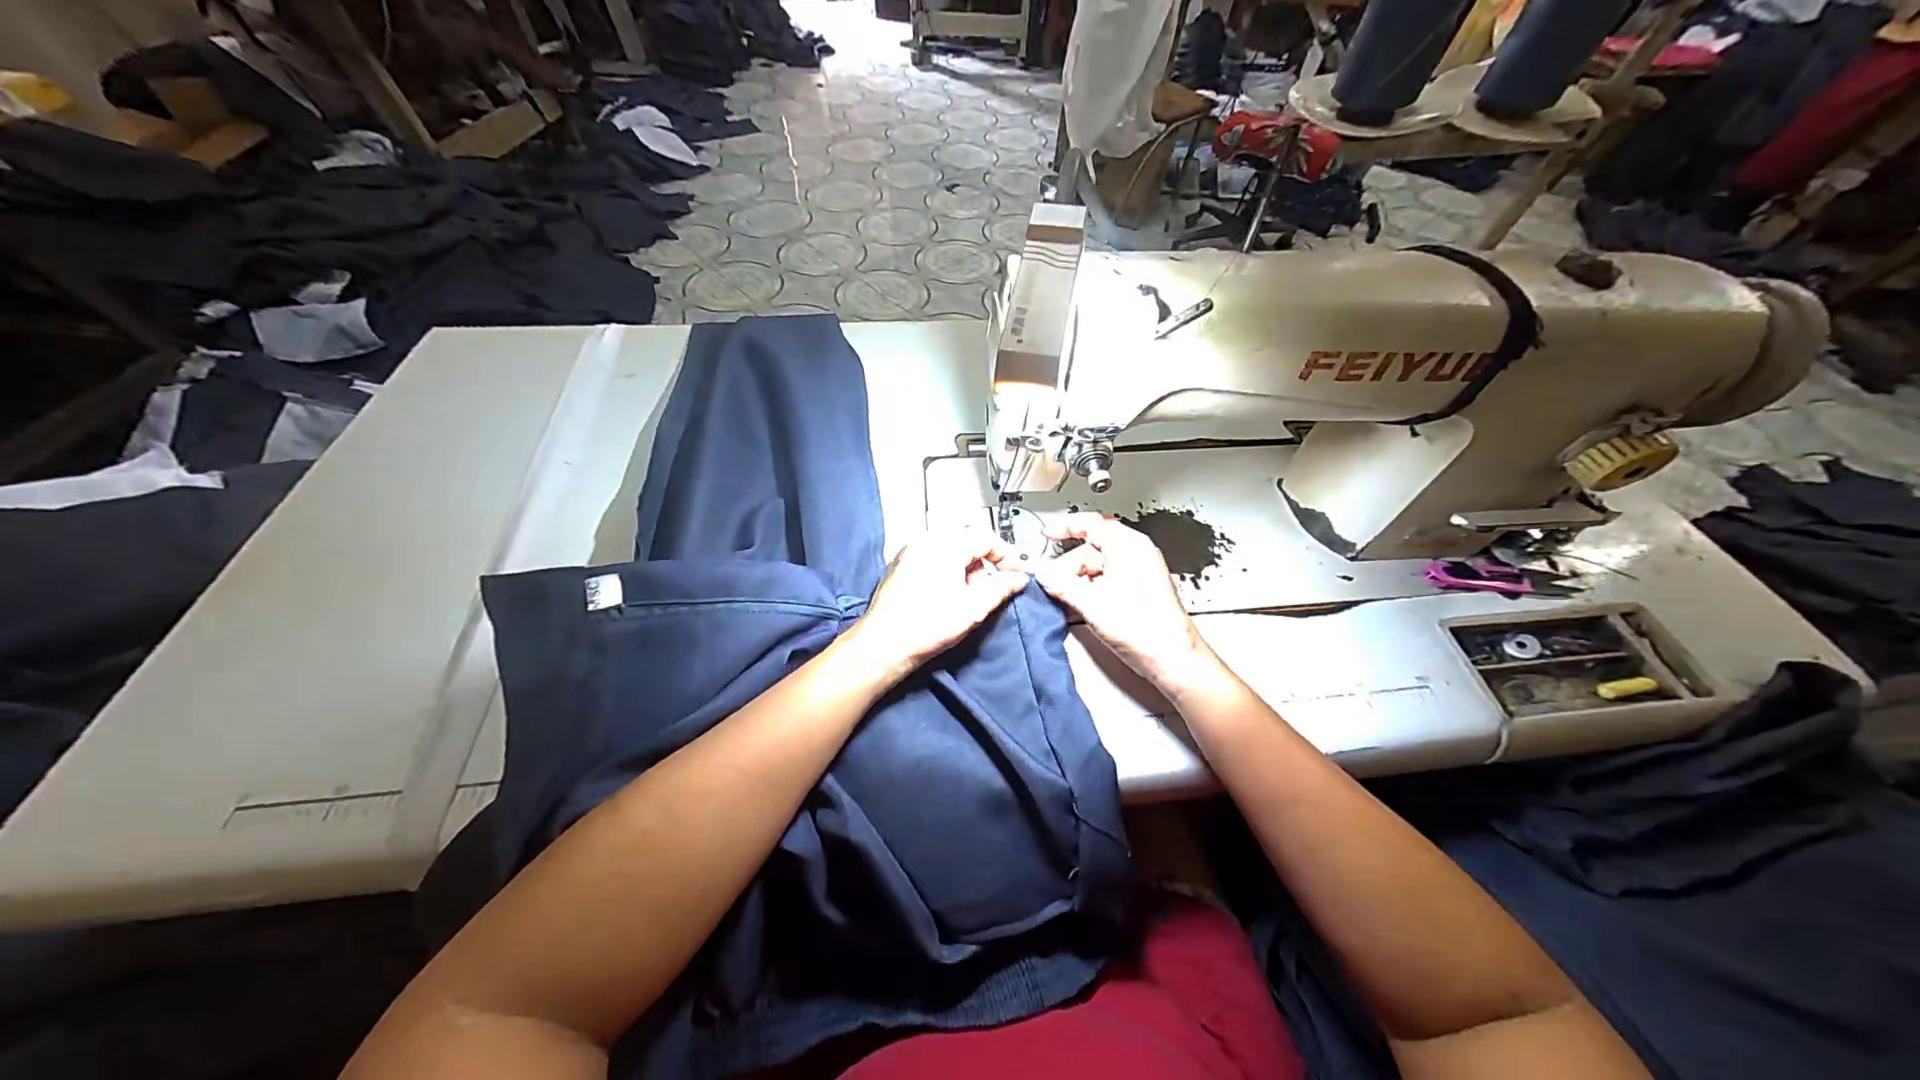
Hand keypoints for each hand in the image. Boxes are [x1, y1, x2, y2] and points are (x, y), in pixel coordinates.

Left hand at [843, 528, 1030, 677]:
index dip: (1007, 556)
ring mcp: (909, 551)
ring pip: (950, 549)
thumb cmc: (927, 626)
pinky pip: (932, 557)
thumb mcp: (974, 607)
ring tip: (965, 598)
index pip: (986, 538)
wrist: (884, 645)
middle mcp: (925, 540)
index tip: (1016, 575)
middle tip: (988, 590)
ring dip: (965, 568)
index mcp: (945, 544)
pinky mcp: (900, 565)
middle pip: (967, 541)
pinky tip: (946, 597)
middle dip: (983, 563)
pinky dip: (946, 570)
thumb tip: (1019, 578)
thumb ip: (1001, 588)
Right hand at [1034, 514, 1222, 695]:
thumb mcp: (1090, 603)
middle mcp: (1138, 553)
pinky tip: (1082, 605)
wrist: (1173, 658)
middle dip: (1069, 563)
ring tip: (1067, 598)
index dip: (1065, 527)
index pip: (1091, 523)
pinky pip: (1111, 577)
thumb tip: (1043, 573)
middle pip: (1093, 546)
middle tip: (1052, 580)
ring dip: (1080, 578)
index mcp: (1128, 546)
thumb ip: (1061, 584)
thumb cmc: (1144, 629)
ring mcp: (1142, 570)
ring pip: (1101, 564)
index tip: (1048, 534)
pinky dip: (1093, 587)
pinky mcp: (1143, 587)